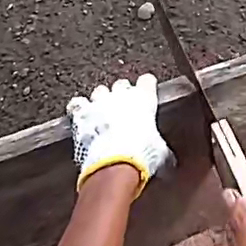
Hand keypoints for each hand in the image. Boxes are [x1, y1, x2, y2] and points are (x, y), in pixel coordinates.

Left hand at [67, 75, 171, 194]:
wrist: (115, 164)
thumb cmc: (142, 155)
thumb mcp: (160, 152)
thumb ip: (162, 148)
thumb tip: (168, 160)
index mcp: (144, 98)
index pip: (147, 81)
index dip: (146, 87)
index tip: (146, 93)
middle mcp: (121, 94)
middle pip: (121, 83)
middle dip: (121, 94)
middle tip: (123, 109)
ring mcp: (100, 102)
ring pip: (100, 91)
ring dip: (101, 100)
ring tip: (102, 113)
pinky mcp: (82, 114)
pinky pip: (77, 104)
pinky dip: (79, 109)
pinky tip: (81, 116)